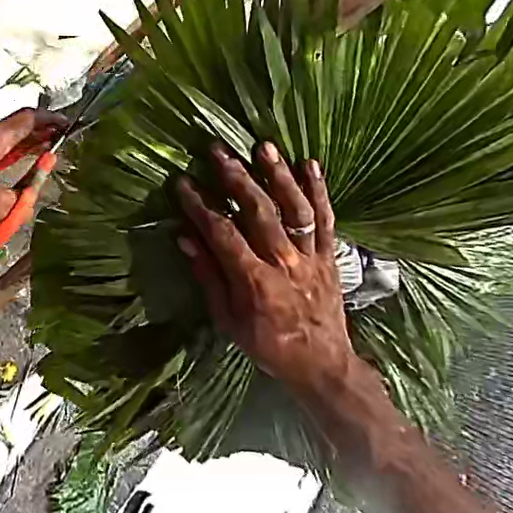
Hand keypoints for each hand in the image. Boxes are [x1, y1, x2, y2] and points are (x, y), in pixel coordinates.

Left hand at [0, 108, 65, 244]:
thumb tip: (20, 198)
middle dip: (38, 135)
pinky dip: (0, 157)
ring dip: (19, 148)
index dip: (51, 121)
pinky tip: (1, 174)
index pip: (28, 119)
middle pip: (15, 128)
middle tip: (57, 144)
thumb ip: (7, 202)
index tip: (68, 125)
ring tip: (35, 159)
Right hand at [174, 141, 359, 391]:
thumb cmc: (269, 345)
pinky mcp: (330, 256)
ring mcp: (310, 257)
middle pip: (259, 211)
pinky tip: (310, 164)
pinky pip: (326, 220)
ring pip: (295, 209)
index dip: (200, 206)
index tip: (183, 182)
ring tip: (264, 146)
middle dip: (236, 178)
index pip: (222, 233)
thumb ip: (208, 276)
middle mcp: (284, 262)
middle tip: (218, 151)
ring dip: (279, 175)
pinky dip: (319, 191)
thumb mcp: (228, 320)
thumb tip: (184, 238)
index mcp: (254, 280)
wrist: (324, 366)